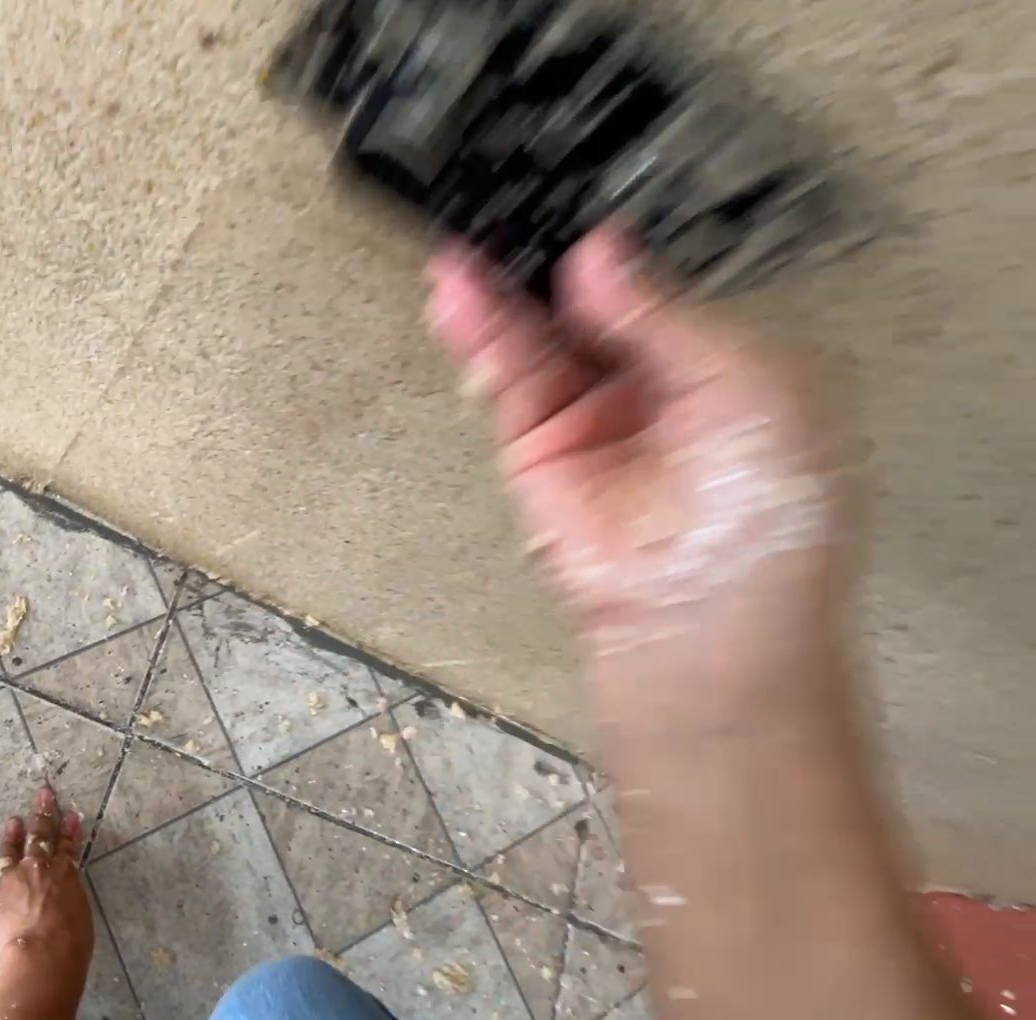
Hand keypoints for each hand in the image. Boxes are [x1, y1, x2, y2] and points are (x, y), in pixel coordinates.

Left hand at [0, 786, 92, 986]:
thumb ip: (68, 897)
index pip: (67, 846)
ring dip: (12, 836)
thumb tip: (61, 894)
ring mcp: (10, 880)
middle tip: (43, 793)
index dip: (68, 829)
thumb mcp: (79, 914)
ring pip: (10, 852)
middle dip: (42, 812)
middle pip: (40, 835)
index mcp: (63, 874)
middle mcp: (36, 869)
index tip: (69, 813)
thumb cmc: (70, 944)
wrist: (41, 959)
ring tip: (12, 822)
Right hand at [425, 226, 854, 669]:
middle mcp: (640, 382)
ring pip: (529, 340)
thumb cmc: (759, 507)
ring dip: (493, 300)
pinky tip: (459, 304)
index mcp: (710, 358)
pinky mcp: (531, 444)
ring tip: (458, 261)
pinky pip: (502, 380)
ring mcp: (580, 414)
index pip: (647, 291)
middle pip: (576, 311)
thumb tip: (601, 256)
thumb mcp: (746, 380)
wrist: (693, 598)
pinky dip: (478, 340)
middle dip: (537, 272)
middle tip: (501, 230)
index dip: (608, 257)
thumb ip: (663, 315)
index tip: (572, 222)